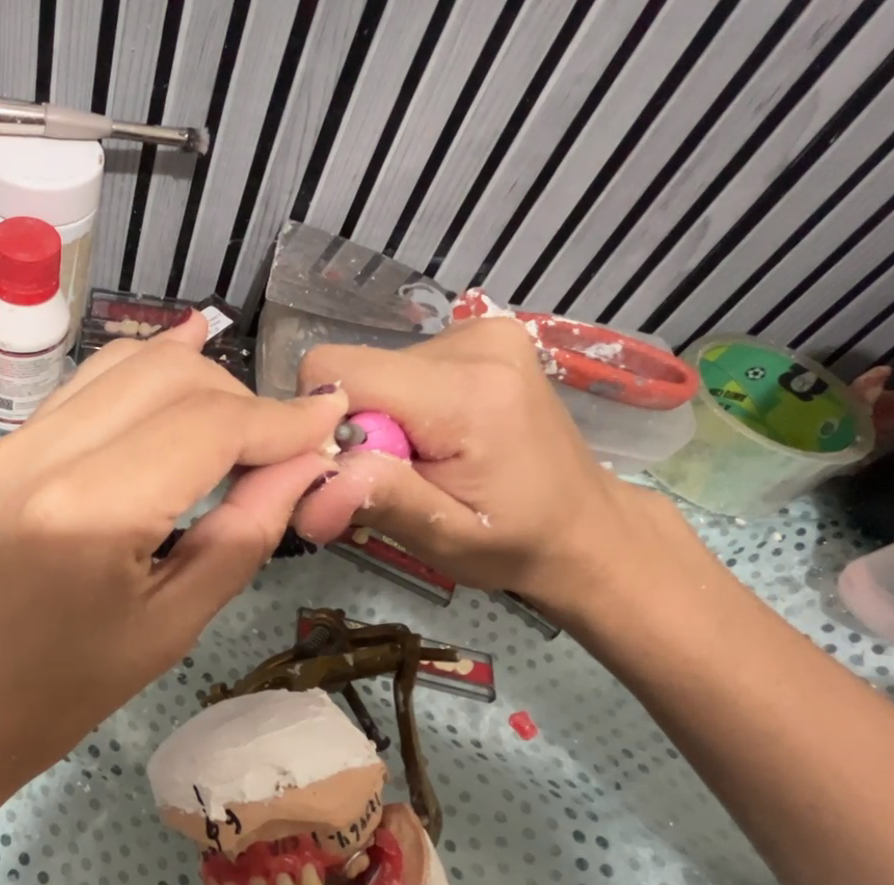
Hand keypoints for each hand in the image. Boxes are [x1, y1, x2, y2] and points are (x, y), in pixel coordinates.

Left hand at [0, 316, 346, 812]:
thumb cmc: (65, 691)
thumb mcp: (172, 624)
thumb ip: (246, 532)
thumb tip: (304, 464)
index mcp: (90, 508)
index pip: (208, 424)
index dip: (279, 419)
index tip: (329, 424)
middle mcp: (45, 453)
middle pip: (168, 376)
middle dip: (240, 396)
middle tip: (285, 441)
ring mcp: (15, 443)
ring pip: (124, 365)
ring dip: (194, 379)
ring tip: (241, 422)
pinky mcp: (4, 449)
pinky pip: (85, 387)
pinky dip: (141, 377)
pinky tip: (181, 377)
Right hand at [289, 317, 678, 610]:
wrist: (585, 527)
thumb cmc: (514, 543)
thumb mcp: (443, 540)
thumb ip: (379, 499)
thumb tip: (309, 479)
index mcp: (467, 392)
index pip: (337, 372)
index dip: (323, 425)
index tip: (351, 472)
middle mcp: (474, 343)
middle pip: (352, 371)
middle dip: (352, 429)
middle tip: (392, 477)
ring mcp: (479, 333)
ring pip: (371, 370)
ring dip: (376, 422)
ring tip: (418, 464)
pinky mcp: (477, 336)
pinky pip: (397, 367)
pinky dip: (397, 408)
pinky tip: (432, 441)